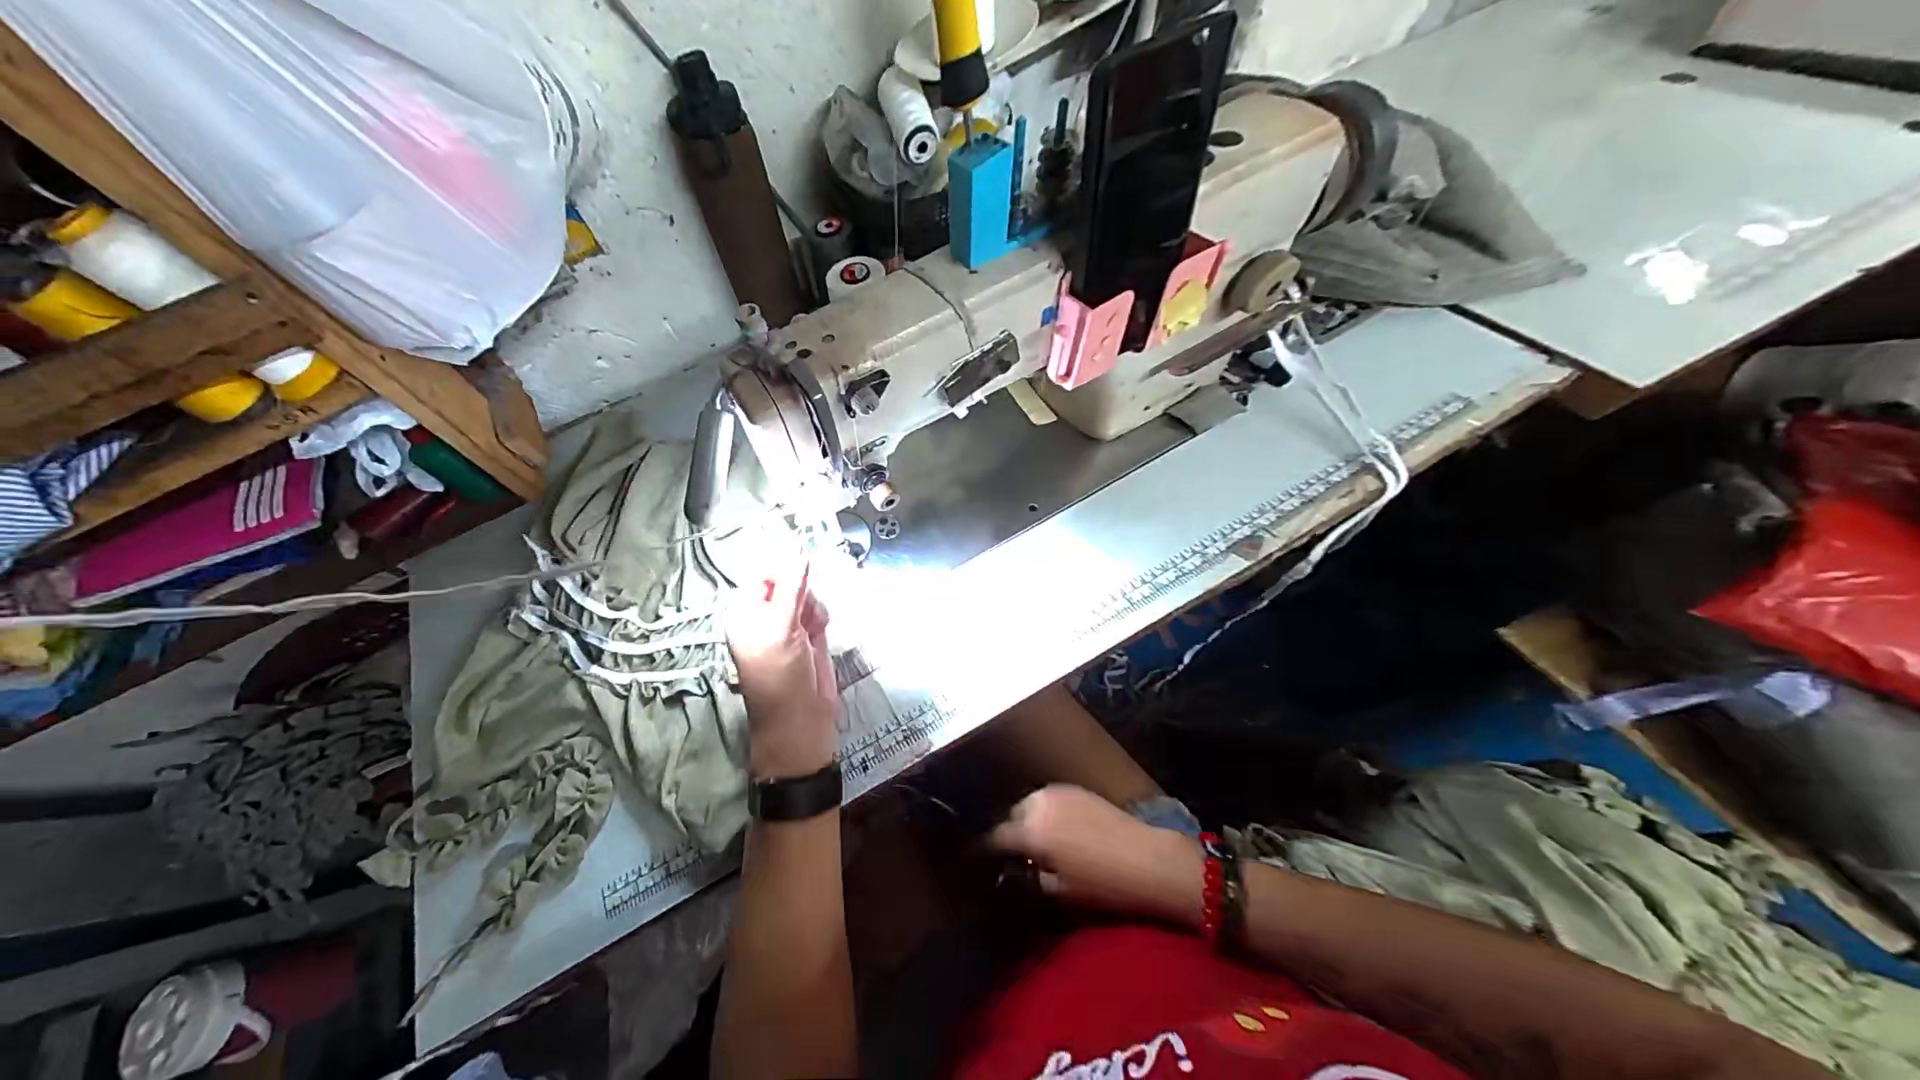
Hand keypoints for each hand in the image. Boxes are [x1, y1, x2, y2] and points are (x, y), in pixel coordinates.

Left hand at [726, 565, 837, 778]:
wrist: (801, 719)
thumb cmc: (779, 678)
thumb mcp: (782, 627)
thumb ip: (792, 588)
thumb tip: (800, 554)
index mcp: (744, 614)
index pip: (764, 576)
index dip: (783, 569)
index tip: (802, 562)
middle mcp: (764, 618)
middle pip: (789, 583)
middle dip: (802, 590)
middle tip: (803, 608)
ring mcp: (787, 627)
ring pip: (807, 596)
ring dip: (814, 605)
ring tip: (811, 626)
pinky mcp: (808, 637)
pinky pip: (817, 612)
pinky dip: (821, 617)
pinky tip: (819, 631)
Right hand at [990, 784, 1204, 926]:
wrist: (1151, 859)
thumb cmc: (1105, 883)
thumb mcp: (1061, 891)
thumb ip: (1031, 876)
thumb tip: (1017, 870)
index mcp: (1031, 830)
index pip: (994, 836)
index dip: (980, 847)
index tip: (970, 854)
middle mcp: (1039, 803)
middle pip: (1011, 815)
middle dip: (1007, 831)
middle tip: (1009, 852)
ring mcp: (1059, 791)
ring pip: (1030, 803)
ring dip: (1026, 819)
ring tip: (1032, 839)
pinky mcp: (1077, 788)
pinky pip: (1049, 799)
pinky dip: (1044, 811)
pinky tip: (1053, 828)